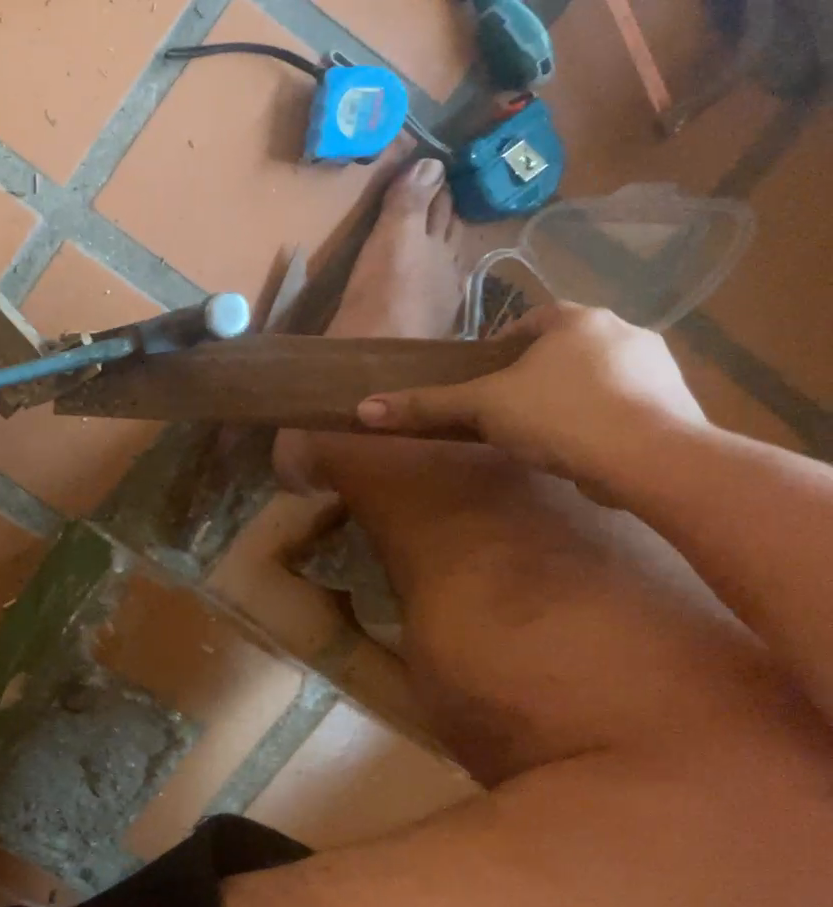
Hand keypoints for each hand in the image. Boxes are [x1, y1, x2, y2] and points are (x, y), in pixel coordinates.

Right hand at [354, 304, 709, 483]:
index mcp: (578, 320)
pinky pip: (624, 401)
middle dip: (535, 372)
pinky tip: (577, 445)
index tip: (484, 376)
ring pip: (597, 373)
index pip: (534, 319)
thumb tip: (363, 408)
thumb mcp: (480, 408)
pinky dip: (599, 417)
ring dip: (568, 394)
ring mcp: (656, 366)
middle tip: (503, 406)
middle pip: (565, 346)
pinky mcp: (673, 402)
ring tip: (538, 430)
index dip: (503, 344)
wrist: (649, 457)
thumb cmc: (558, 415)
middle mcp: (623, 331)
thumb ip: (426, 405)